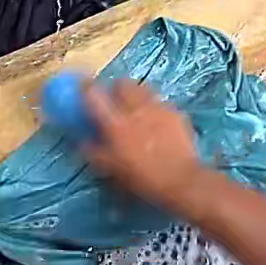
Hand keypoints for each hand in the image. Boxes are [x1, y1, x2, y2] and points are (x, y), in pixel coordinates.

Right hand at [82, 79, 209, 212]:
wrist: (183, 180)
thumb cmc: (144, 178)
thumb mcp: (113, 170)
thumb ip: (95, 152)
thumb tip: (84, 142)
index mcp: (116, 123)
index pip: (94, 94)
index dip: (86, 87)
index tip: (83, 87)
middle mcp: (136, 109)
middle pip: (122, 83)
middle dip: (115, 87)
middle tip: (113, 99)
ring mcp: (158, 107)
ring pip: (142, 88)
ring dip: (135, 94)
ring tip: (136, 107)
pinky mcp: (175, 112)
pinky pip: (160, 102)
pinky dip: (154, 107)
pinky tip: (156, 121)